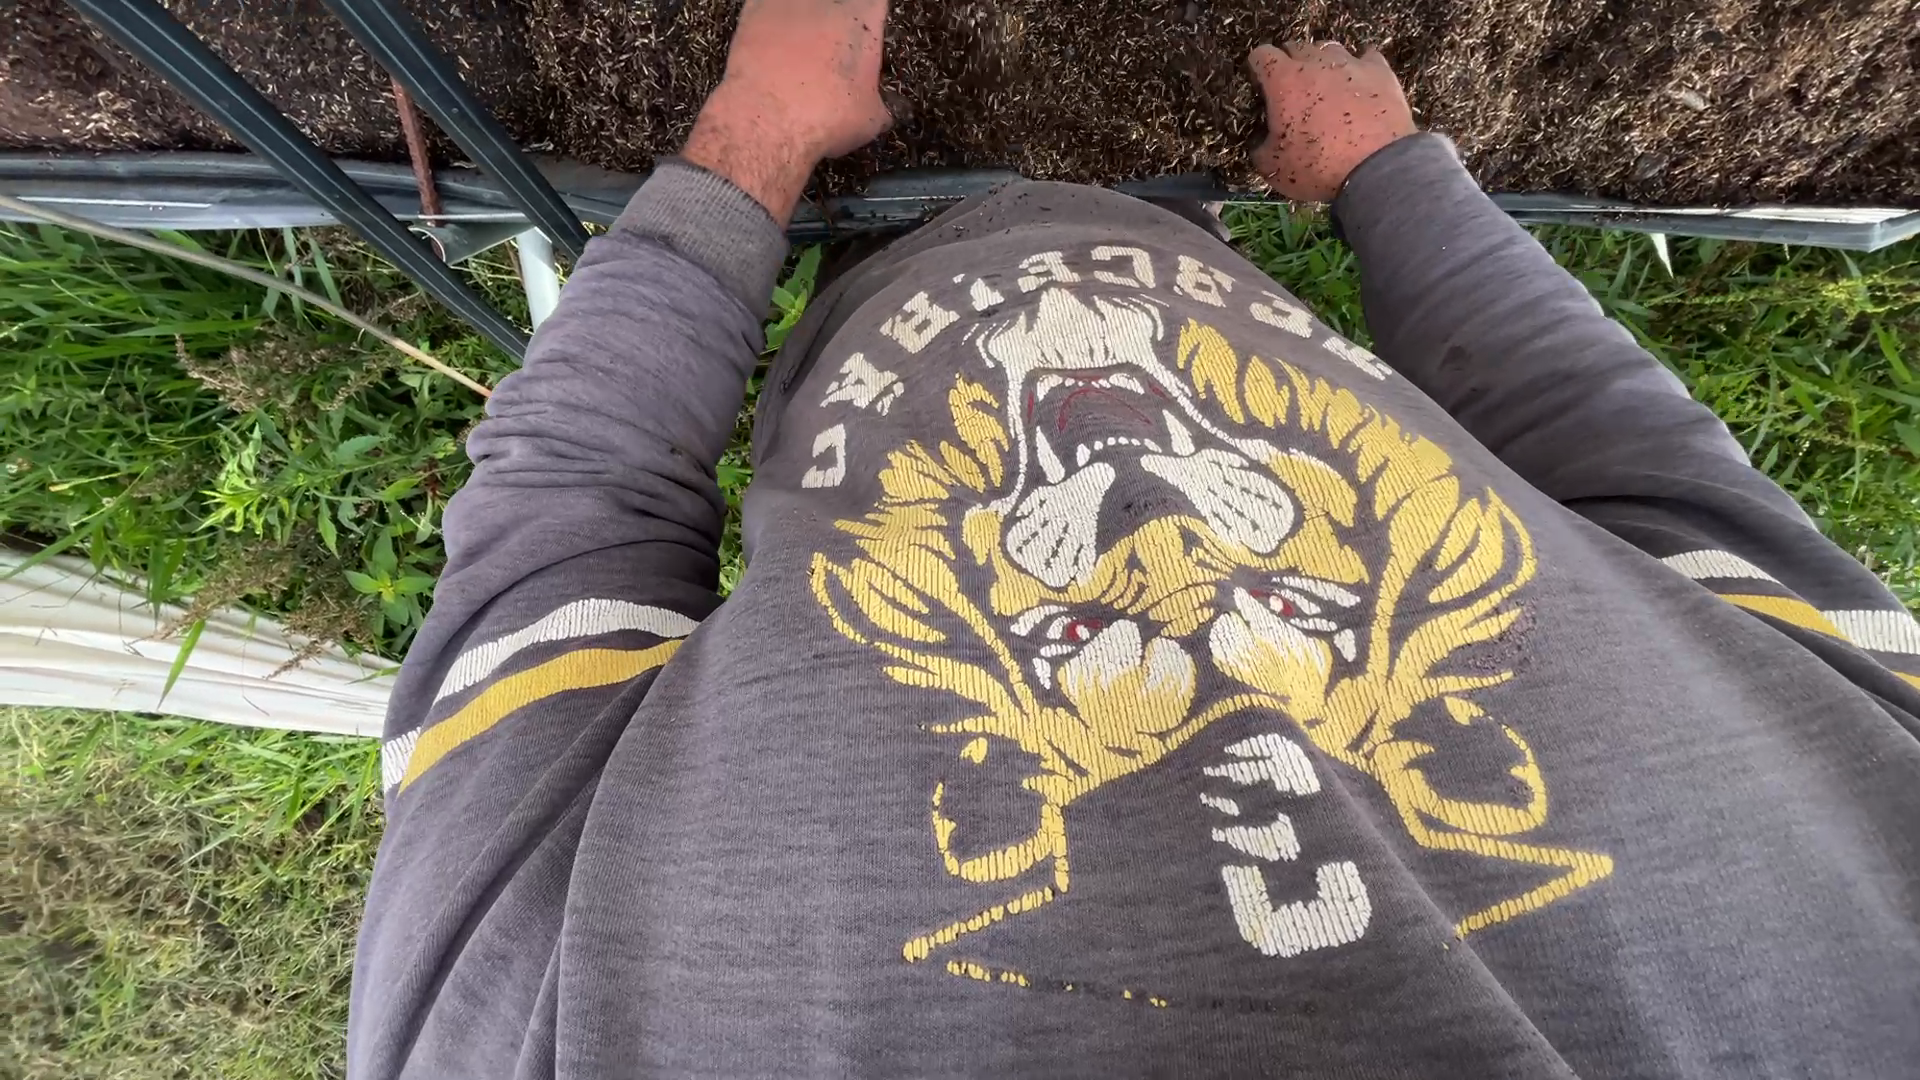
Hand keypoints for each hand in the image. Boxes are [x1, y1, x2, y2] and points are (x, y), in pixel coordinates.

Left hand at [683, 0, 891, 223]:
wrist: (771, 118)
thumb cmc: (828, 117)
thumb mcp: (870, 121)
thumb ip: (883, 108)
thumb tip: (892, 111)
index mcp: (863, 22)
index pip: (876, 5)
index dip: (874, 19)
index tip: (868, 40)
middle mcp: (827, 1)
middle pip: (838, 5)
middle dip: (837, 27)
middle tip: (833, 59)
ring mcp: (790, 2)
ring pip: (801, 8)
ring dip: (804, 25)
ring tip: (801, 58)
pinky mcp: (754, 10)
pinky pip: (765, 8)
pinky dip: (769, 23)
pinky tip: (770, 47)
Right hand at [1248, 42, 1416, 202]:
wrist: (1372, 168)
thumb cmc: (1314, 168)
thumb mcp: (1270, 167)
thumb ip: (1259, 145)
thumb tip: (1262, 138)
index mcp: (1284, 82)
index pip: (1262, 56)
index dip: (1257, 69)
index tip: (1259, 86)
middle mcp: (1316, 63)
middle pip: (1297, 47)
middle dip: (1288, 64)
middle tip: (1289, 92)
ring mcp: (1350, 63)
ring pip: (1329, 49)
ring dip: (1320, 64)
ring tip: (1322, 88)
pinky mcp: (1380, 70)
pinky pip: (1364, 57)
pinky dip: (1355, 67)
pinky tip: (1355, 85)